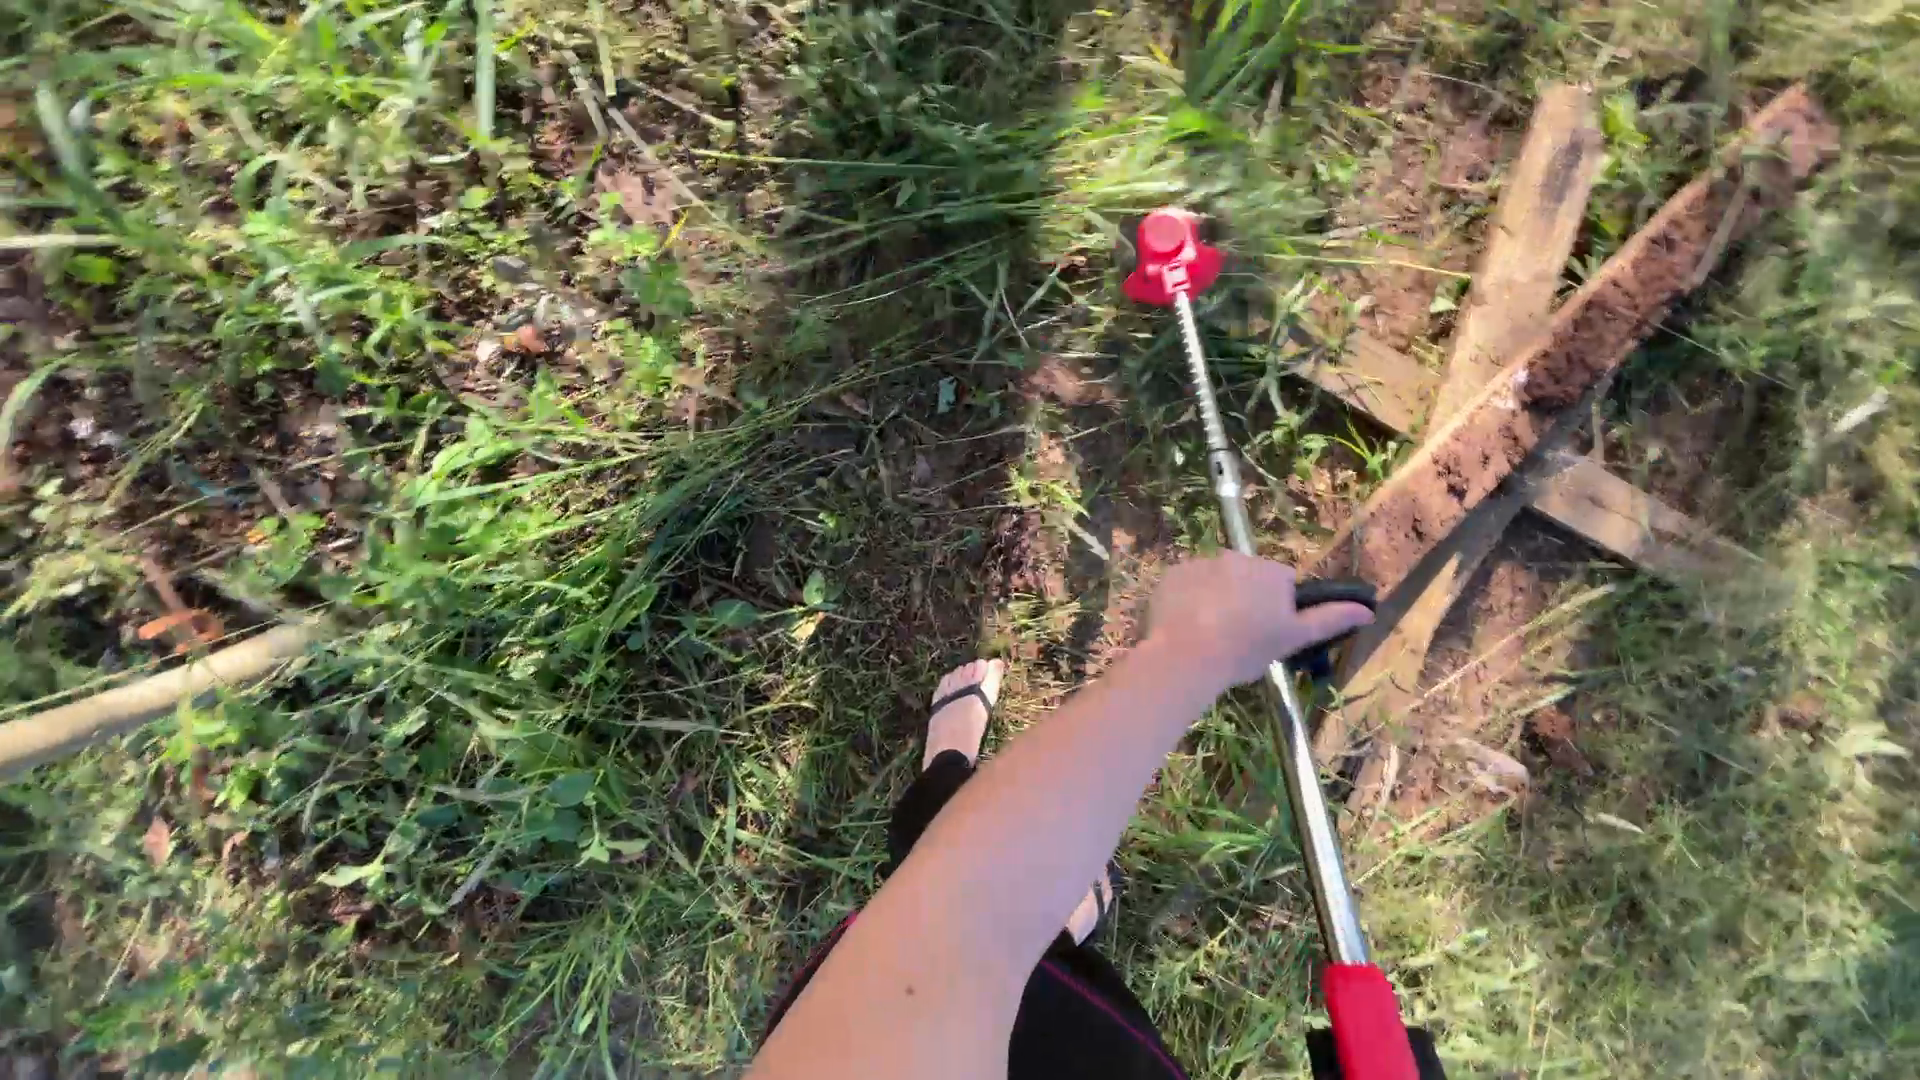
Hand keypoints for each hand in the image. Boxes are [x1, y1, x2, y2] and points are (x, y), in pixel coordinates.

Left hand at [1142, 552, 1373, 687]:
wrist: (1186, 655)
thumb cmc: (1245, 649)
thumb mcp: (1292, 638)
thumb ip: (1329, 619)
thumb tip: (1368, 610)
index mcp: (1269, 572)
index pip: (1279, 583)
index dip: (1274, 608)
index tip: (1264, 631)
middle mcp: (1235, 558)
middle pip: (1244, 577)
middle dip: (1243, 598)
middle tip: (1235, 634)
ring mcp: (1199, 563)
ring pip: (1212, 580)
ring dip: (1212, 597)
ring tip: (1206, 633)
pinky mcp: (1171, 574)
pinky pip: (1184, 584)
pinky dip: (1185, 599)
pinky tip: (1184, 624)